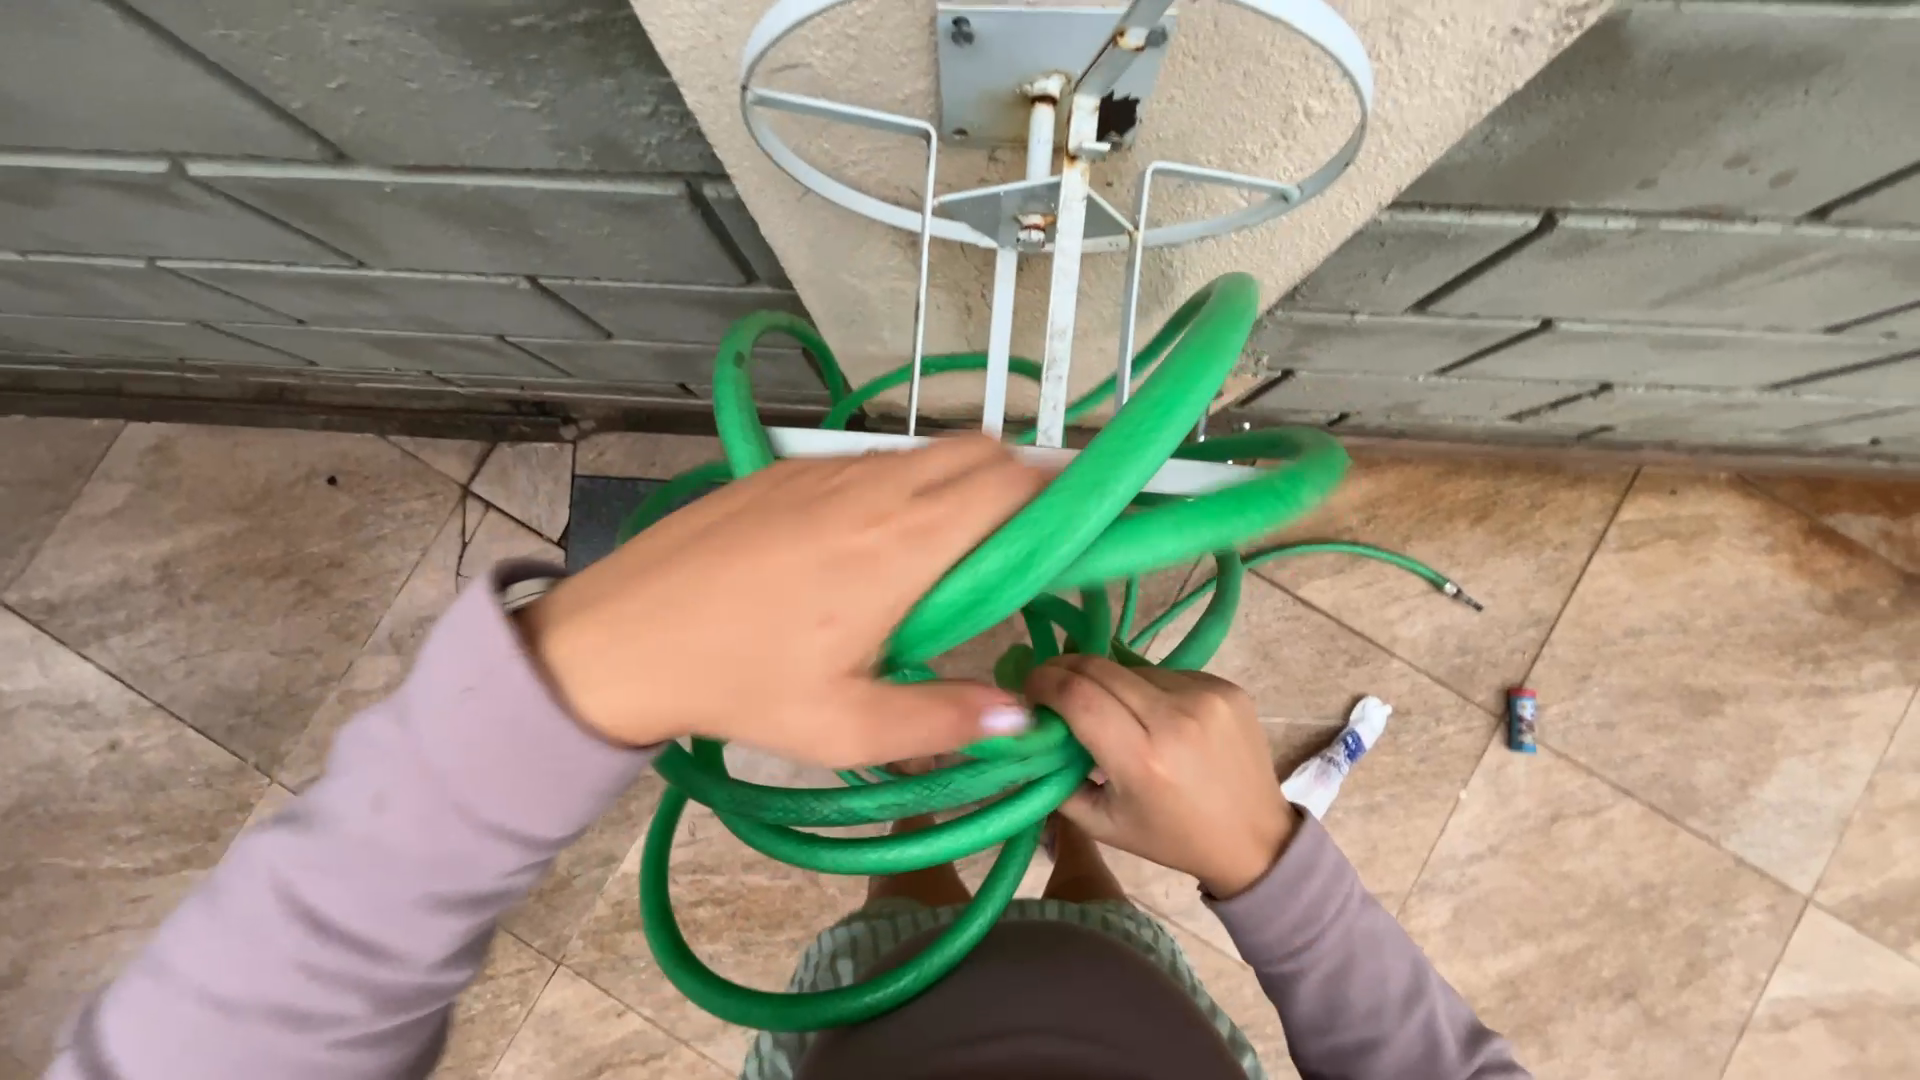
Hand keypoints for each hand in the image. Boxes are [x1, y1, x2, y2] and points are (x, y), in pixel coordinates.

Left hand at [517, 436, 1046, 766]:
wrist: (623, 634)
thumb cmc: (740, 684)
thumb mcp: (846, 728)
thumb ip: (944, 720)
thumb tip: (1021, 716)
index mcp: (903, 544)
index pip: (1010, 483)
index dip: (1055, 495)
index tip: (1071, 530)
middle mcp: (875, 488)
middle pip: (981, 451)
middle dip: (1016, 484)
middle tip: (1012, 546)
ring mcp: (829, 469)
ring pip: (928, 451)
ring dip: (959, 482)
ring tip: (943, 549)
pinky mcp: (791, 467)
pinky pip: (875, 458)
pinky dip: (905, 482)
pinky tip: (870, 539)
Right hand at [1026, 655, 1295, 898]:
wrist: (1256, 838)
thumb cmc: (1171, 837)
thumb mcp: (1101, 823)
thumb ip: (1055, 779)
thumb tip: (1026, 732)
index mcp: (1142, 759)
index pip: (1077, 695)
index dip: (1044, 682)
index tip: (1029, 687)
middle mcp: (1175, 717)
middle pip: (1099, 668)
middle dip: (1064, 669)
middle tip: (1050, 683)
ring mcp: (1205, 695)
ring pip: (1130, 668)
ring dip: (1107, 680)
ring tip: (1108, 706)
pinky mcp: (1225, 685)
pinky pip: (1165, 672)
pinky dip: (1146, 687)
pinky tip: (1151, 712)